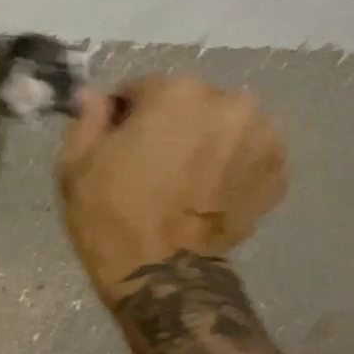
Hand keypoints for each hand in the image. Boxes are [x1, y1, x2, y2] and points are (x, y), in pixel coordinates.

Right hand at [55, 75, 286, 303]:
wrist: (158, 266)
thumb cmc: (106, 211)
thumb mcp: (75, 164)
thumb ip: (87, 120)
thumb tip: (91, 96)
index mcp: (176, 94)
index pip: (141, 87)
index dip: (119, 113)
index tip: (108, 141)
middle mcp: (230, 103)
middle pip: (189, 103)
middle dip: (167, 125)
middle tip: (144, 163)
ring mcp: (264, 135)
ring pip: (222, 127)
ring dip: (200, 143)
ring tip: (176, 181)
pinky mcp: (278, 169)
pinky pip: (244, 156)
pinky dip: (225, 167)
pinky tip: (200, 194)